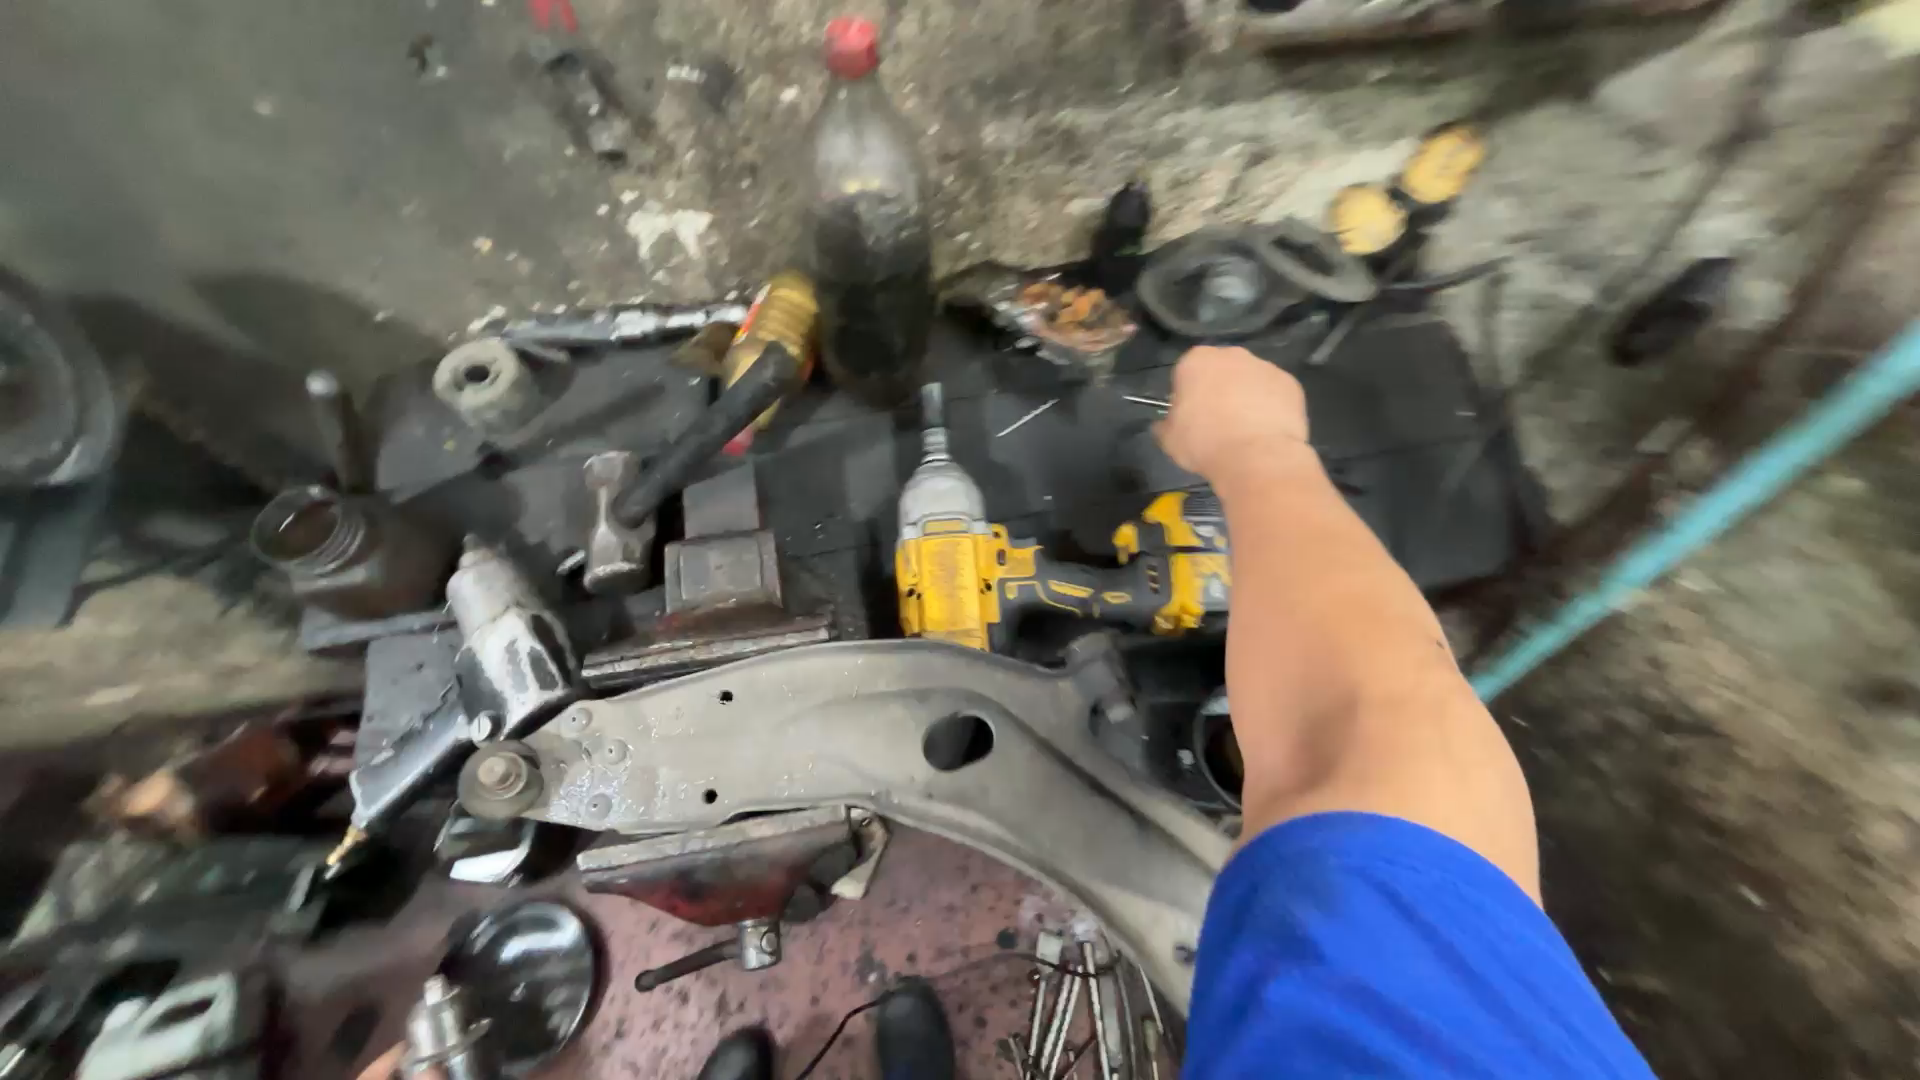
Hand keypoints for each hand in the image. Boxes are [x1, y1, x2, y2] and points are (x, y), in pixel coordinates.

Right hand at [1155, 346, 1308, 482]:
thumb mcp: (1168, 439)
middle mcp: (1232, 354)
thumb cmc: (1204, 442)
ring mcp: (1265, 366)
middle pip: (1219, 370)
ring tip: (1243, 430)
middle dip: (1216, 390)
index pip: (1184, 372)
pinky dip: (1268, 407)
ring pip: (1248, 380)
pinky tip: (1263, 431)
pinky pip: (1273, 393)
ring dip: (1243, 397)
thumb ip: (1164, 424)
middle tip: (1215, 422)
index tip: (1188, 416)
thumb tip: (1164, 424)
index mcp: (1196, 360)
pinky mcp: (1291, 383)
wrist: (1257, 456)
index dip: (1185, 395)